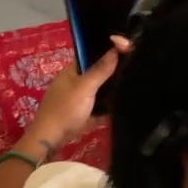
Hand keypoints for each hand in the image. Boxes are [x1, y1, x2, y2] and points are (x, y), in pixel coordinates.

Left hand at [25, 36, 129, 150]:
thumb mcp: (85, 87)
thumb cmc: (66, 109)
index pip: (92, 54)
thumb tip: (116, 49)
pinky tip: (126, 102)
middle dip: (114, 70)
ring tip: (136, 82)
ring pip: (100, 88)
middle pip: (97, 71)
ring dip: (113, 88)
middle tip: (136, 67)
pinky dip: (110, 104)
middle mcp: (75, 81)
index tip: (128, 50)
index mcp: (72, 70)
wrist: (51, 138)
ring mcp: (79, 97)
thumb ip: (100, 70)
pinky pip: (101, 104)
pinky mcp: (84, 112)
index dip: (108, 50)